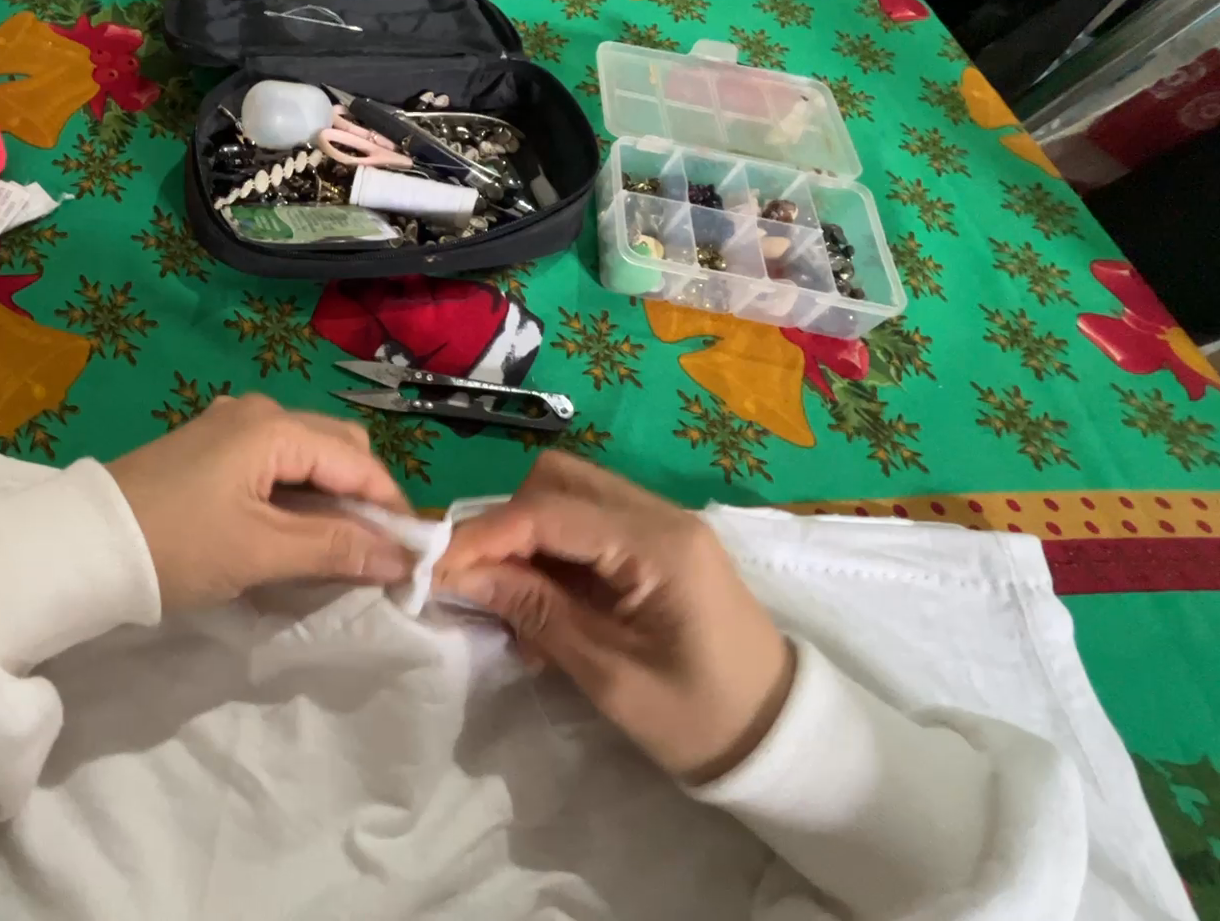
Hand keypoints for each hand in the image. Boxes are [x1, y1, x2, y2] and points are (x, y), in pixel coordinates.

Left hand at [107, 395, 412, 610]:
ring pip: (306, 455)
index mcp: (274, 428)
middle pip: (337, 449)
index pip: (358, 463)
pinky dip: (296, 493)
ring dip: (328, 497)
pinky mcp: (210, 448)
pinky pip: (274, 463)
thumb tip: (400, 557)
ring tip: (334, 548)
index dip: (390, 507)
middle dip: (361, 497)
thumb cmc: (178, 545)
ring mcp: (230, 427)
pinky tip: (291, 529)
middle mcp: (258, 413)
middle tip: (368, 553)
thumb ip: (335, 548)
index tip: (409, 556)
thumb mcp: (261, 551)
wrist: (85, 545)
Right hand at [434, 452, 793, 783]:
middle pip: (555, 480)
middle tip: (477, 577)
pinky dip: (548, 549)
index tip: (436, 568)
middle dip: (503, 522)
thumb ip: (533, 611)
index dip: (482, 534)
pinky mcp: (653, 541)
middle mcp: (658, 515)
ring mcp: (659, 523)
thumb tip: (459, 574)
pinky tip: (542, 600)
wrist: (782, 740)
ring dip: (523, 534)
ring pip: (565, 493)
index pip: (548, 512)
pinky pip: (583, 522)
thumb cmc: (701, 719)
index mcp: (658, 546)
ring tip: (509, 595)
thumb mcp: (608, 675)